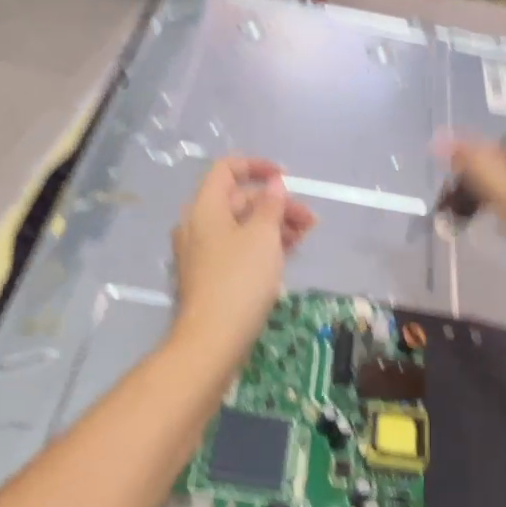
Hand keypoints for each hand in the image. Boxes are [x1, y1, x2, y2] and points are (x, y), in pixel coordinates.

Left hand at [171, 157, 316, 357]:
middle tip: (309, 221)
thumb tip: (273, 185)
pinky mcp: (208, 278)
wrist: (212, 339)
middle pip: (237, 201)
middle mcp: (196, 226)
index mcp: (204, 208)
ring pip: (239, 228)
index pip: (226, 170)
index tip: (287, 178)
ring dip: (271, 227)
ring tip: (302, 240)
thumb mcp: (263, 237)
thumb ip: (271, 206)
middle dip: (275, 205)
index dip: (257, 167)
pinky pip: (236, 250)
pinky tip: (283, 257)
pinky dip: (259, 247)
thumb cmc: (240, 281)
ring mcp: (200, 254)